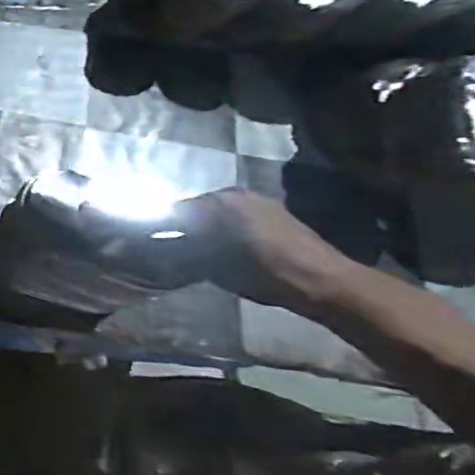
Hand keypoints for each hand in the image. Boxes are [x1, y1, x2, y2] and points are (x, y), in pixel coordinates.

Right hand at [176, 189, 363, 307]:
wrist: (323, 281)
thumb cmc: (263, 273)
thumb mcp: (214, 268)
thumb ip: (185, 254)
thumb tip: (162, 250)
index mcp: (217, 201)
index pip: (176, 211)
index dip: (162, 228)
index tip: (151, 243)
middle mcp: (236, 194)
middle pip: (197, 208)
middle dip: (185, 225)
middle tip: (174, 247)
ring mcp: (259, 200)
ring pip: (219, 211)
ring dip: (207, 226)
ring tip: (199, 247)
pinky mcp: (275, 211)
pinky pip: (238, 215)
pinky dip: (226, 227)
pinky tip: (226, 245)